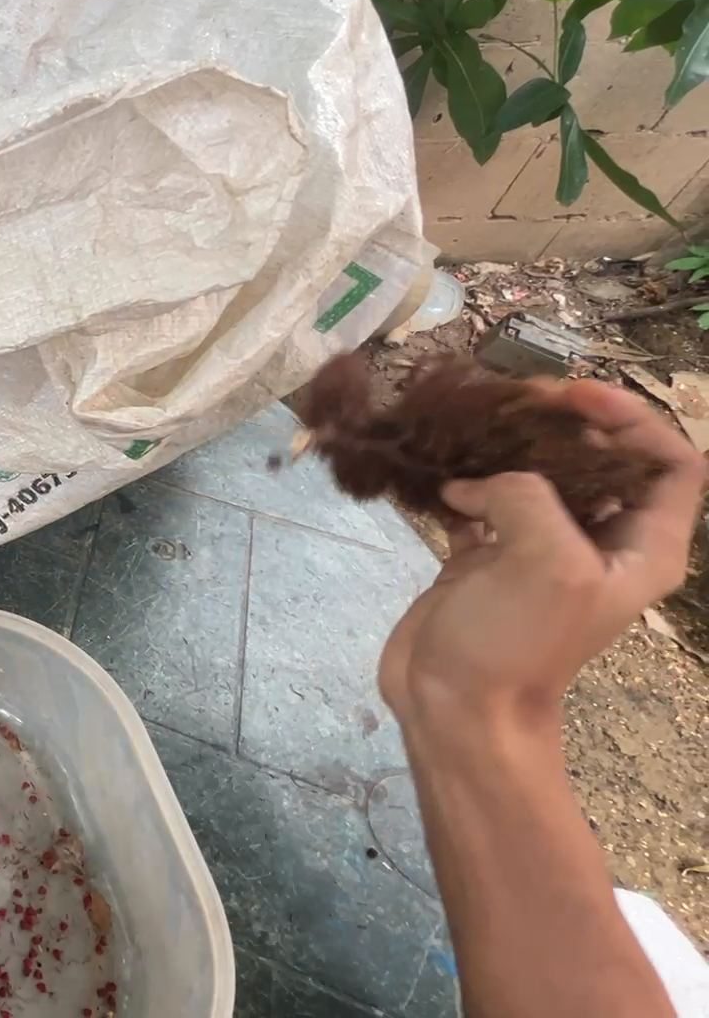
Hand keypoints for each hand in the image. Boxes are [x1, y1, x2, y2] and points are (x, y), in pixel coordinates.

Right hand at [379, 379, 705, 732]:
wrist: (457, 701)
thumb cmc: (516, 640)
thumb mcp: (544, 564)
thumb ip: (525, 501)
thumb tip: (474, 483)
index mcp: (639, 547)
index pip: (669, 465)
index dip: (631, 422)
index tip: (567, 396)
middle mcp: (592, 544)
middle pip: (592, 466)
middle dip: (554, 430)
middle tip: (501, 406)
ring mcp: (529, 552)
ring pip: (527, 484)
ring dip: (498, 455)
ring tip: (460, 433)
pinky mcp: (476, 561)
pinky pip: (474, 508)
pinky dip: (454, 487)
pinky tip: (428, 475)